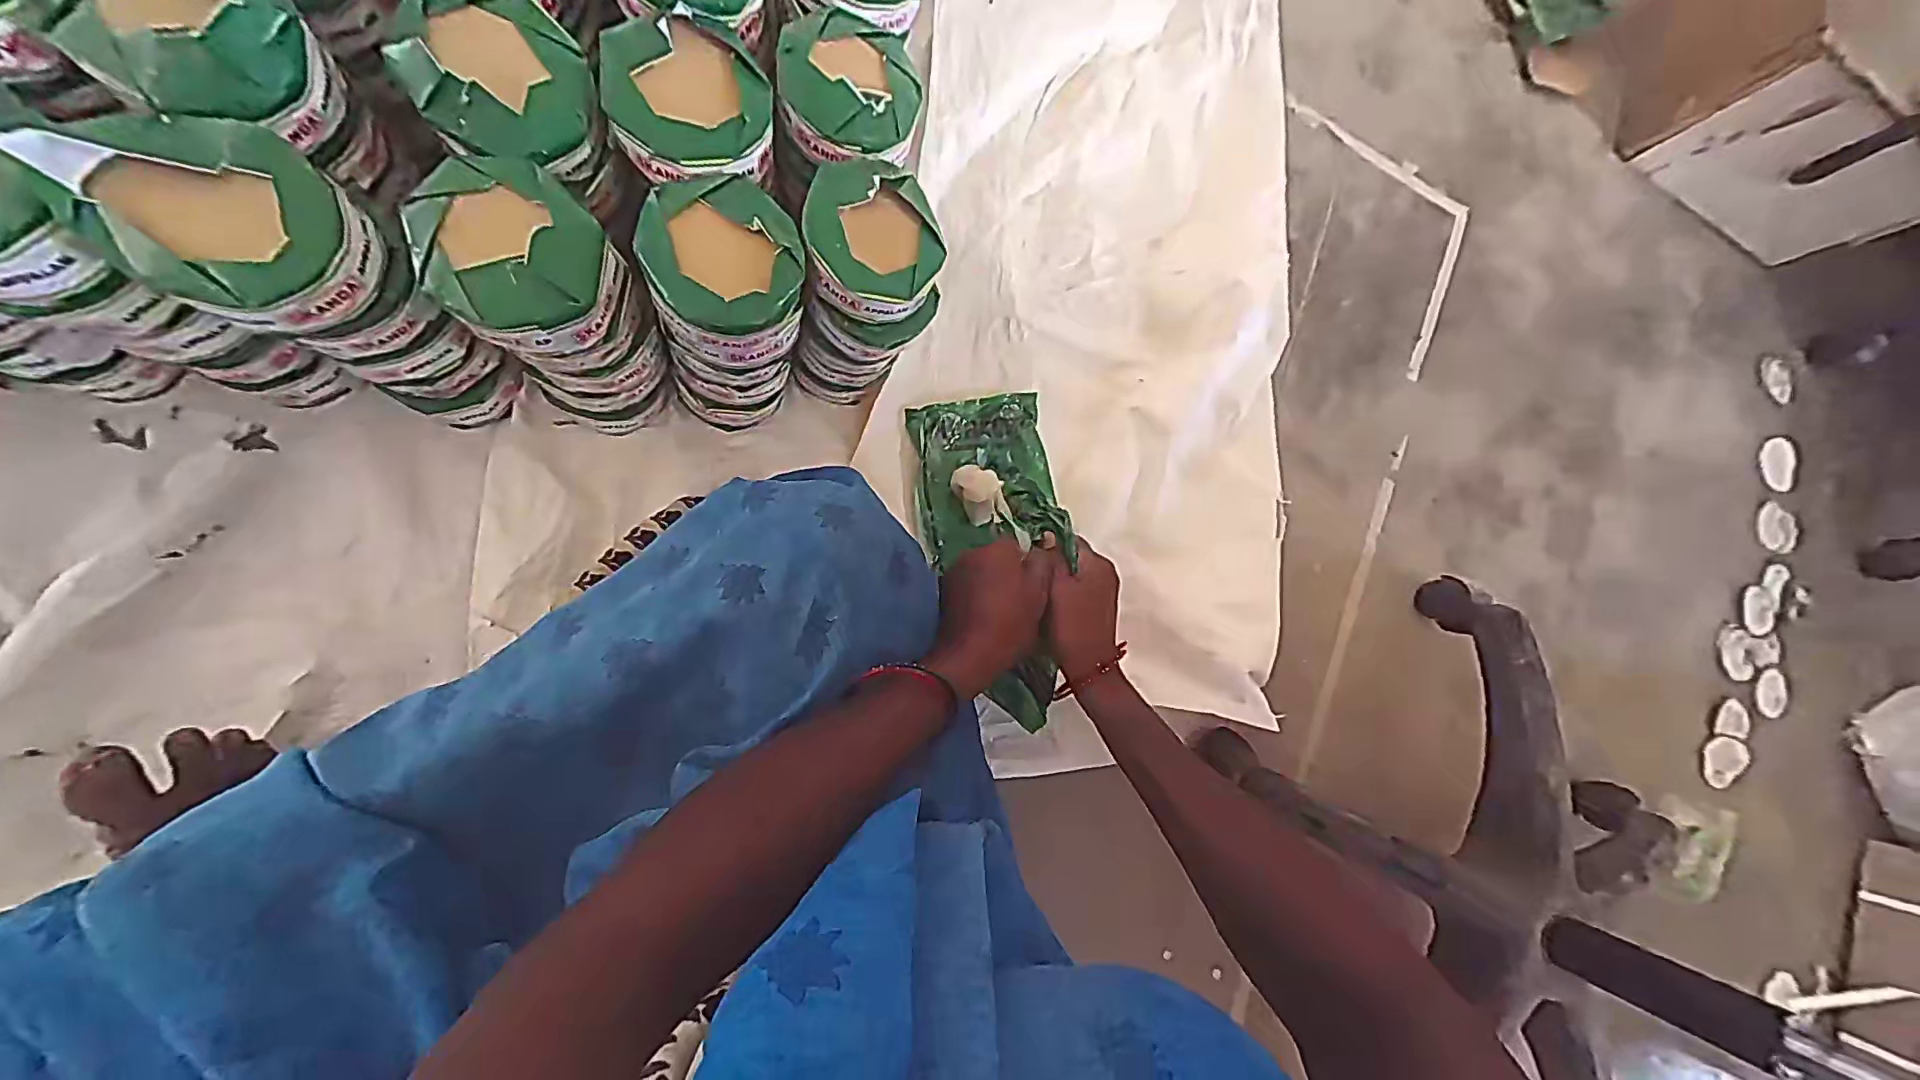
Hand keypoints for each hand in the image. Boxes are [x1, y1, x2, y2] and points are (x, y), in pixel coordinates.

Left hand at [921, 537, 1059, 699]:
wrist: (968, 657)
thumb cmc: (1010, 625)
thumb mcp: (1039, 596)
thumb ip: (1042, 565)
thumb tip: (1042, 549)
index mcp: (999, 549)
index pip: (1019, 545)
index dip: (1029, 565)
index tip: (1035, 586)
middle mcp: (973, 552)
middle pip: (997, 556)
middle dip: (1008, 572)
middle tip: (1020, 599)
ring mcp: (955, 570)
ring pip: (981, 571)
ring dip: (990, 582)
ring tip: (999, 610)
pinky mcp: (944, 590)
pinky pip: (967, 585)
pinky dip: (975, 594)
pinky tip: (982, 615)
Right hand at [1044, 536, 1120, 680]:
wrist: (1088, 664)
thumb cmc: (1070, 625)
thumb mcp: (1056, 586)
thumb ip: (1052, 558)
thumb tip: (1046, 538)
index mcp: (1098, 563)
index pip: (1069, 539)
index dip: (1047, 543)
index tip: (1028, 554)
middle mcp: (1106, 571)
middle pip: (1073, 555)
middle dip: (1052, 561)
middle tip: (1030, 572)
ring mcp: (1105, 589)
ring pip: (1075, 572)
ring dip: (1057, 577)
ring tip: (1038, 588)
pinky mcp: (1100, 605)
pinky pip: (1079, 587)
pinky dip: (1065, 590)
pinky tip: (1051, 602)